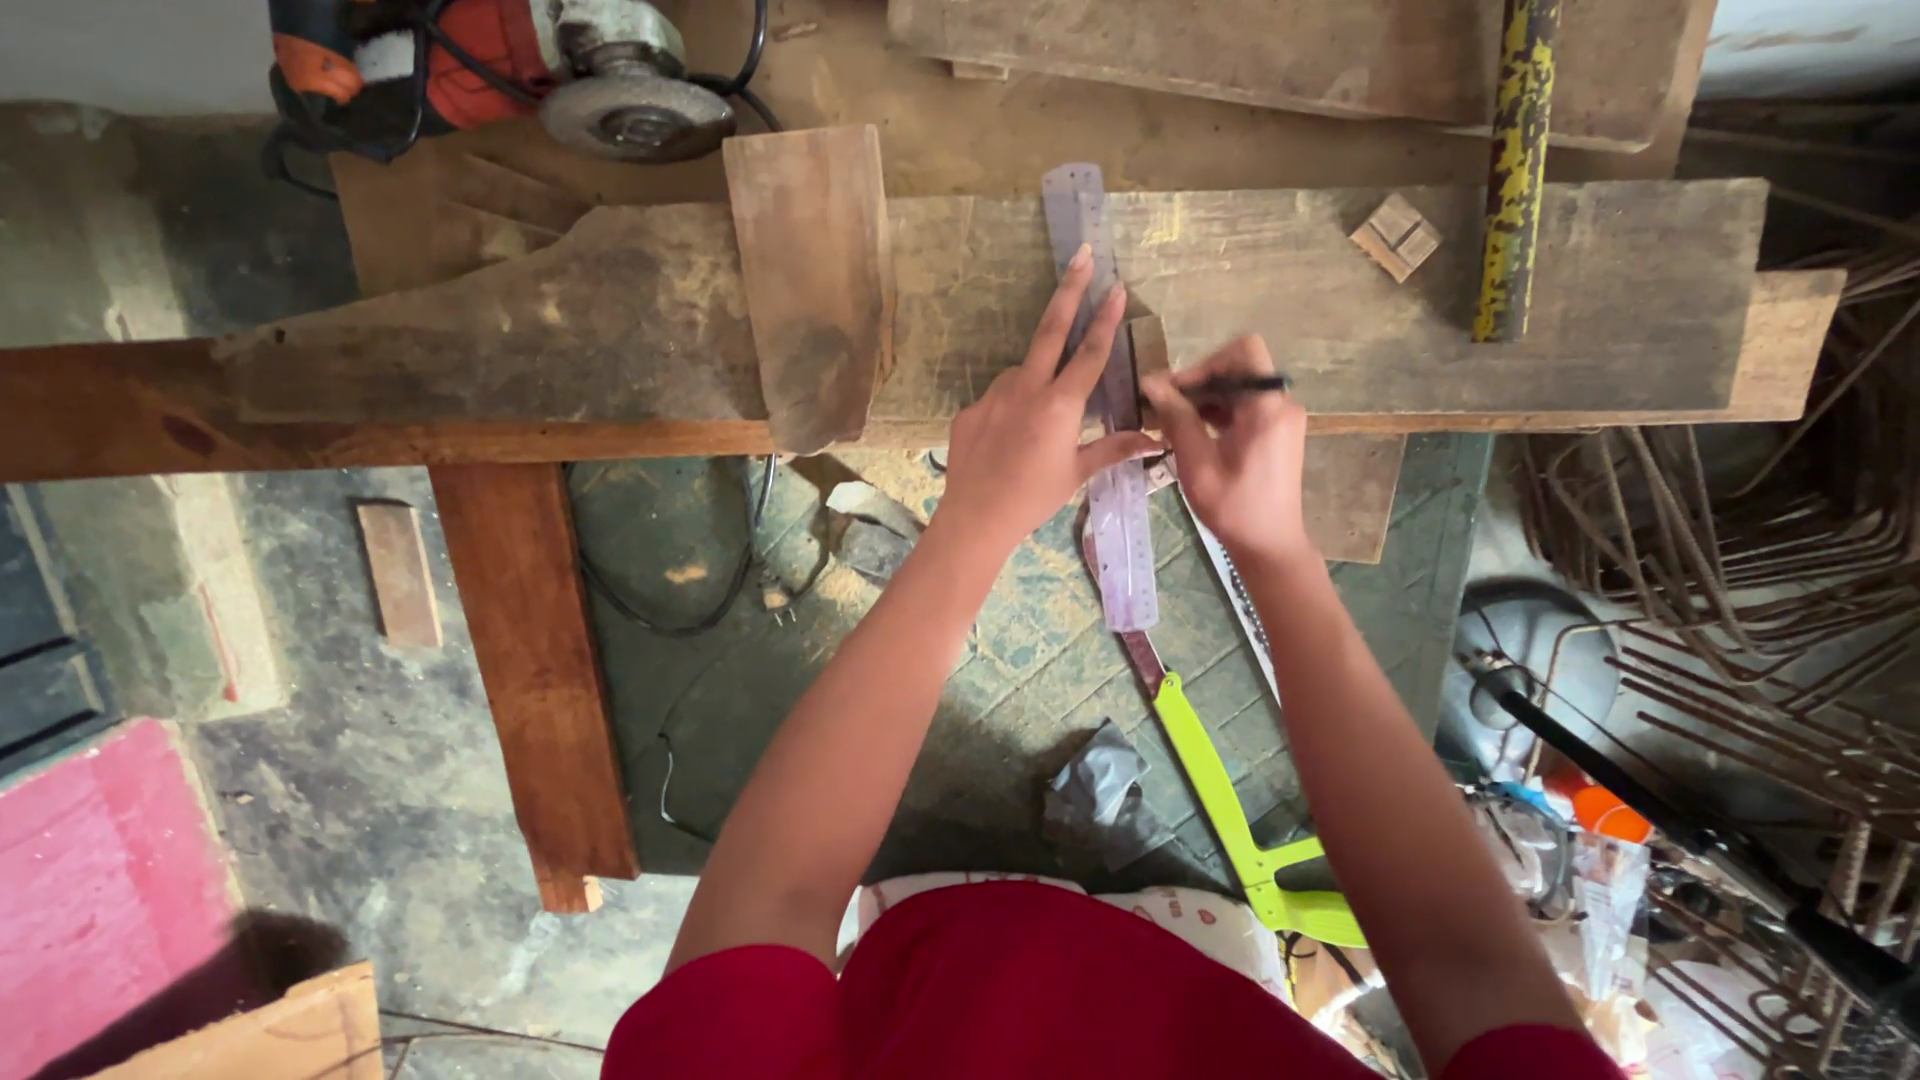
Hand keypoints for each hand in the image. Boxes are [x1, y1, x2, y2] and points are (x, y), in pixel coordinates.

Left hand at [935, 245, 1162, 551]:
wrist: (975, 517)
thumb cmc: (1033, 498)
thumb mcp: (1076, 473)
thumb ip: (1113, 449)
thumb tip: (1154, 440)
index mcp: (1059, 405)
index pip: (1089, 352)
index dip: (1105, 318)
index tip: (1116, 286)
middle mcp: (1026, 389)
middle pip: (1051, 329)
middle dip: (1070, 289)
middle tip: (1082, 255)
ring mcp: (993, 395)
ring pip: (1022, 373)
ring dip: (1035, 380)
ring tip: (1034, 426)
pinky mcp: (970, 409)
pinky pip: (997, 399)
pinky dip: (1009, 408)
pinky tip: (1008, 440)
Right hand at [1141, 334, 1313, 565]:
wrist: (1269, 544)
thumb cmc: (1233, 508)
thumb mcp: (1197, 464)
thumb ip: (1177, 419)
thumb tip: (1151, 384)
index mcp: (1268, 408)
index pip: (1243, 352)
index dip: (1205, 363)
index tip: (1177, 390)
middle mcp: (1282, 404)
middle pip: (1239, 368)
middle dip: (1200, 381)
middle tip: (1166, 407)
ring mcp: (1282, 418)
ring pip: (1240, 387)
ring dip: (1205, 398)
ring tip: (1173, 422)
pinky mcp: (1277, 432)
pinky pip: (1246, 406)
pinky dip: (1218, 411)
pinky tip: (1193, 433)